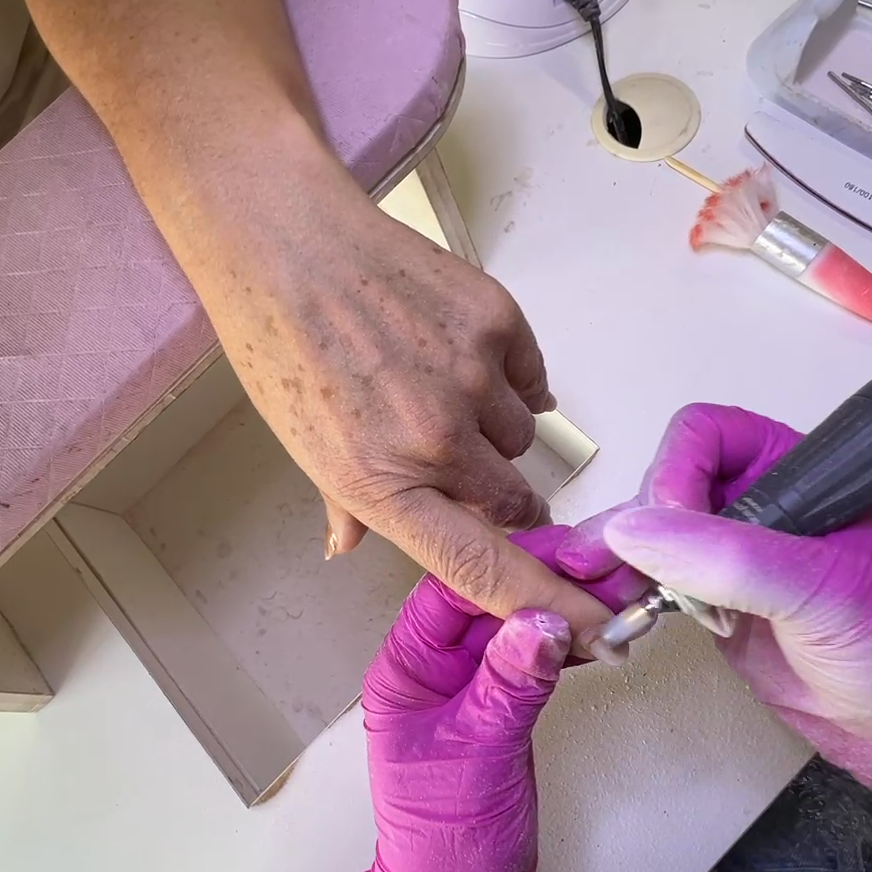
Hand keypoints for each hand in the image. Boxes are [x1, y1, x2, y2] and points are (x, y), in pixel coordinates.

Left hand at [201, 186, 610, 637]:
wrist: (286, 244)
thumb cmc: (280, 341)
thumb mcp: (303, 444)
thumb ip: (346, 504)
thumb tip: (350, 546)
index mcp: (381, 484)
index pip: (481, 568)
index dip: (546, 605)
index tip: (591, 626)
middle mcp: (434, 441)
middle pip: (516, 500)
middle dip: (498, 491)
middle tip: (461, 456)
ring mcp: (472, 378)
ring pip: (523, 433)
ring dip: (494, 426)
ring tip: (439, 383)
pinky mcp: (498, 321)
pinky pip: (533, 376)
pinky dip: (507, 374)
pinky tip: (457, 349)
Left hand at [297, 528, 633, 871]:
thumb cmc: (442, 840)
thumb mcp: (477, 752)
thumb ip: (509, 685)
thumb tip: (542, 619)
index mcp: (408, 665)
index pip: (453, 592)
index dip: (506, 569)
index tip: (560, 557)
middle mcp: (438, 663)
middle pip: (492, 599)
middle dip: (546, 581)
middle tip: (600, 568)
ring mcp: (474, 679)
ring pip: (521, 623)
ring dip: (567, 608)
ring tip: (614, 592)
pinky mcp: (506, 697)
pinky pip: (539, 654)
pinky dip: (572, 641)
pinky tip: (602, 632)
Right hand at [579, 404, 871, 866]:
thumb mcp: (819, 591)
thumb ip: (726, 557)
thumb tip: (629, 529)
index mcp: (787, 471)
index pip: (702, 436)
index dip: (676, 470)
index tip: (674, 525)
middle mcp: (749, 499)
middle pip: (662, 479)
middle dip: (638, 521)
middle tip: (631, 569)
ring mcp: (722, 549)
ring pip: (645, 527)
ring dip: (611, 551)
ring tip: (586, 581)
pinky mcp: (704, 593)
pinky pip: (646, 574)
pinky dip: (620, 586)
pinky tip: (605, 603)